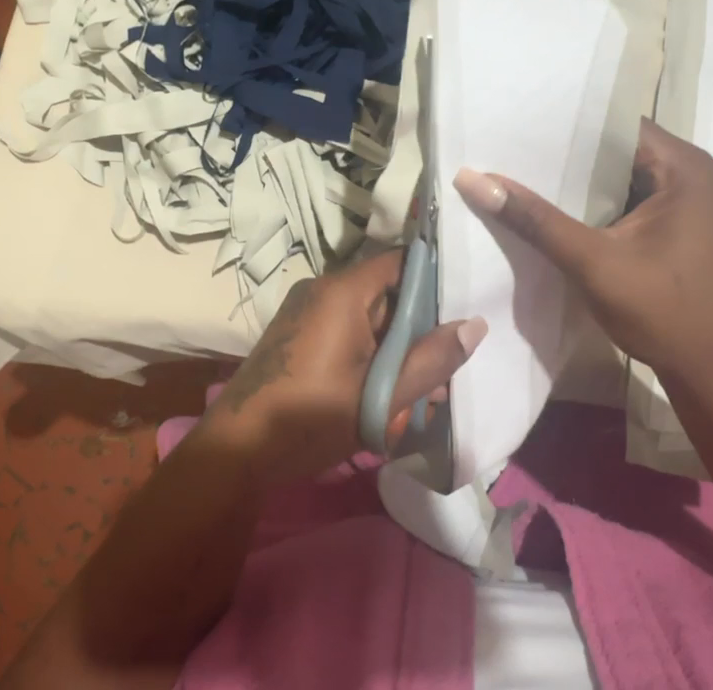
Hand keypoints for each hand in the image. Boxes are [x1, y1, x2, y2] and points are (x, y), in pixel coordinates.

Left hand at [199, 248, 485, 485]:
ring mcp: (306, 314)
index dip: (437, 281)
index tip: (469, 305)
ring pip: (370, 322)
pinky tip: (390, 397)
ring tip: (427, 394)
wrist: (237, 448)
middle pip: (387, 296)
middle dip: (420, 332)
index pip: (401, 263)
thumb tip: (475, 324)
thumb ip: (430, 361)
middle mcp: (322, 292)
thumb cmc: (310, 418)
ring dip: (397, 354)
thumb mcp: (380, 397)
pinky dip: (371, 360)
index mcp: (342, 292)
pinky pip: (347, 335)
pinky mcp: (299, 338)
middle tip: (451, 368)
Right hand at [451, 118, 712, 381]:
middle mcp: (682, 174)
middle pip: (607, 149)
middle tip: (496, 145)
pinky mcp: (663, 229)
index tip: (508, 121)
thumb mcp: (593, 262)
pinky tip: (538, 209)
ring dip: (566, 182)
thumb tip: (471, 178)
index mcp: (680, 166)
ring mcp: (674, 203)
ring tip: (507, 170)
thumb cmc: (667, 311)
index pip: (610, 123)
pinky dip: (580, 206)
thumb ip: (534, 219)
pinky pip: (613, 202)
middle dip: (556, 153)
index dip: (560, 122)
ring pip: (608, 178)